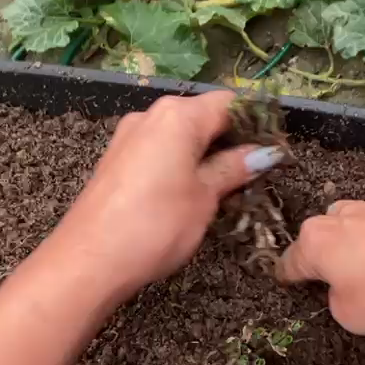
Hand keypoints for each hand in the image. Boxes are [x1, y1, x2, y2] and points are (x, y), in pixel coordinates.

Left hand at [39, 91, 275, 301]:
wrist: (88, 261)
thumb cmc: (155, 225)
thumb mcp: (205, 197)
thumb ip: (234, 168)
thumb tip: (264, 152)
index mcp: (178, 115)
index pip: (230, 103)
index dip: (257, 123)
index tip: (276, 149)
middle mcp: (151, 115)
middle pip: (204, 115)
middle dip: (233, 139)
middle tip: (258, 171)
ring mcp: (130, 136)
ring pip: (181, 134)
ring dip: (208, 153)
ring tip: (229, 186)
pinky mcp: (117, 159)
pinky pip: (160, 149)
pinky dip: (182, 162)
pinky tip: (193, 191)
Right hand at [277, 200, 364, 338]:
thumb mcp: (351, 316)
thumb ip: (337, 300)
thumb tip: (347, 286)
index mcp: (316, 241)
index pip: (290, 261)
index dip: (287, 277)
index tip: (287, 284)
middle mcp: (342, 216)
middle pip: (324, 237)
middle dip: (327, 257)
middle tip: (339, 285)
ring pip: (358, 229)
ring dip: (362, 249)